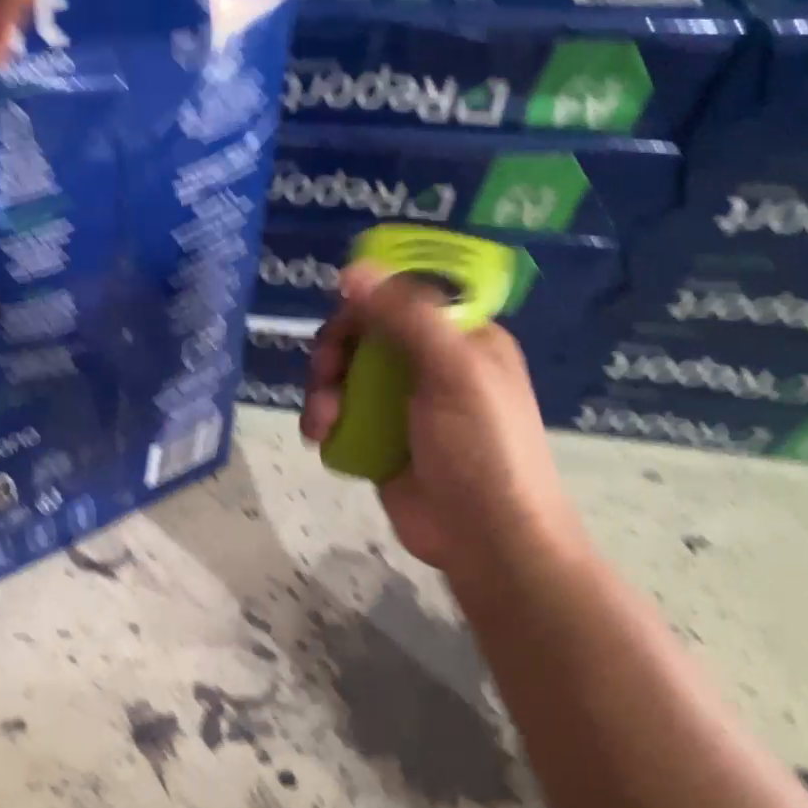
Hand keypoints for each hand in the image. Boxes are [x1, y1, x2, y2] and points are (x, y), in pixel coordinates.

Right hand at [299, 263, 588, 574]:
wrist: (486, 537)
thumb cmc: (481, 447)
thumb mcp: (451, 371)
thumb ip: (403, 316)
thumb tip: (352, 269)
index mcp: (461, 339)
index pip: (400, 299)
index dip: (364, 306)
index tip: (341, 327)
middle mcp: (430, 366)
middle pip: (362, 337)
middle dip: (335, 356)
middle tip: (326, 377)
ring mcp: (402, 406)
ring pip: (342, 378)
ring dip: (322, 394)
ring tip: (322, 423)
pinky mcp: (379, 442)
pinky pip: (338, 416)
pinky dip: (323, 423)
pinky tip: (321, 439)